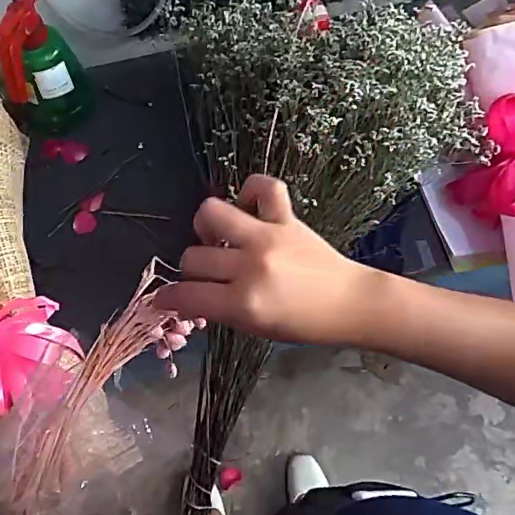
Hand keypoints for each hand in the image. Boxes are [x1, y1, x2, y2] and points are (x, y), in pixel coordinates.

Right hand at [153, 175, 383, 344]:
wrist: (350, 303)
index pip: (186, 296)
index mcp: (244, 304)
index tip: (164, 299)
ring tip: (220, 238)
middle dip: (193, 270)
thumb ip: (220, 310)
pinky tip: (249, 208)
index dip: (167, 299)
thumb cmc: (304, 323)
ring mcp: (268, 237)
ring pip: (211, 213)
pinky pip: (262, 186)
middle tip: (209, 275)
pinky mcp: (287, 218)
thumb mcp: (255, 328)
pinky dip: (250, 191)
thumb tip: (188, 296)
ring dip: (207, 227)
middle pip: (192, 258)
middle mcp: (251, 266)